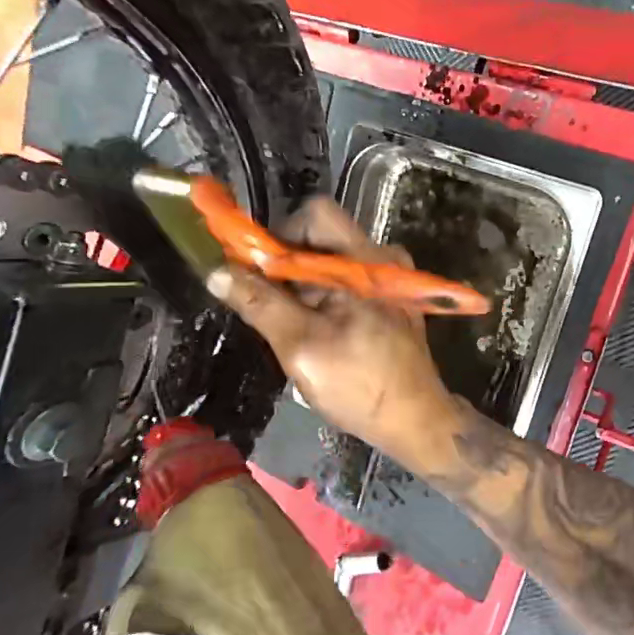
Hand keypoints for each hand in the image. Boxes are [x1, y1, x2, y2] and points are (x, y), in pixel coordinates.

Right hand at [207, 200, 460, 459]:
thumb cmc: (360, 385)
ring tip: (291, 323)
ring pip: (329, 260)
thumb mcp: (301, 346)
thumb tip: (218, 271)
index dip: (279, 235)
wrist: (415, 419)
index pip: (315, 214)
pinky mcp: (387, 296)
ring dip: (300, 284)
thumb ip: (260, 303)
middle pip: (320, 236)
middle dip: (285, 264)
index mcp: (367, 260)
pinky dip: (320, 295)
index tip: (256, 271)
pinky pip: (343, 279)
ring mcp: (388, 277)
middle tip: (268, 303)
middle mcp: (383, 257)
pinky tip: (314, 330)